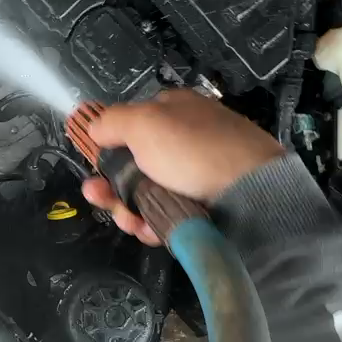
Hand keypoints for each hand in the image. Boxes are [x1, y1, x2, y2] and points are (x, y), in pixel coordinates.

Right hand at [78, 90, 283, 245]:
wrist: (249, 193)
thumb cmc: (194, 150)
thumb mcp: (145, 122)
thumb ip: (111, 121)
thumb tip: (92, 127)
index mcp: (171, 112)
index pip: (128, 128)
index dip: (107, 148)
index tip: (94, 166)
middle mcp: (180, 144)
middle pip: (130, 169)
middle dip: (110, 187)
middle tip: (98, 196)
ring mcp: (189, 179)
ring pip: (142, 198)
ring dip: (127, 210)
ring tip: (128, 219)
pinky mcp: (197, 209)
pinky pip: (162, 216)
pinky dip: (151, 224)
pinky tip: (149, 229)